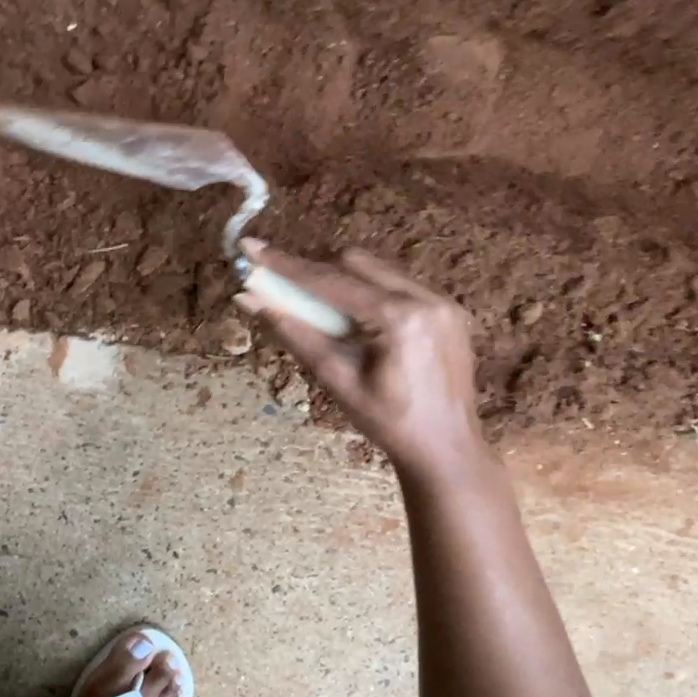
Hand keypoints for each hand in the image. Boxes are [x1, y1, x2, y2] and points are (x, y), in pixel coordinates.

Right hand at [235, 240, 490, 483]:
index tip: (250, 247)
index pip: (329, 280)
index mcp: (400, 318)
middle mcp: (426, 298)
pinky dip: (365, 290)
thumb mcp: (333, 377)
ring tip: (314, 304)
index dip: (285, 264)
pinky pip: (396, 283)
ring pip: (376, 268)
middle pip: (354, 262)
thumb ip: (292, 331)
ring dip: (339, 278)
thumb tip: (248, 298)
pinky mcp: (449, 310)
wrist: (448, 450)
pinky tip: (351, 317)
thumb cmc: (387, 421)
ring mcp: (443, 302)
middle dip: (312, 269)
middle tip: (278, 283)